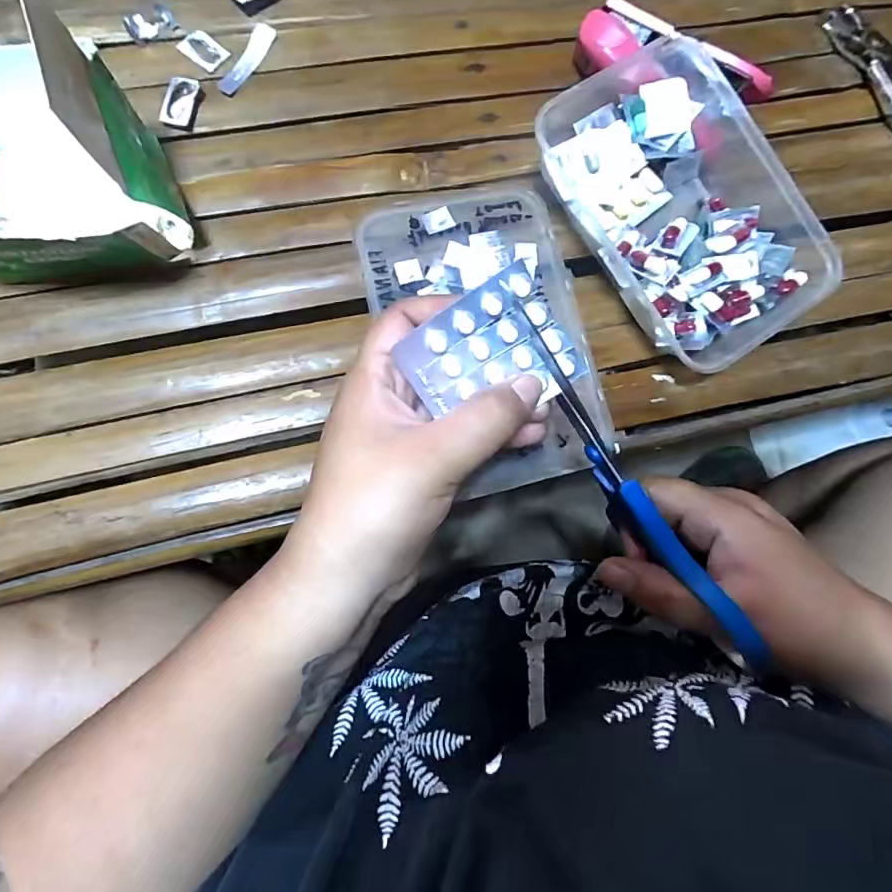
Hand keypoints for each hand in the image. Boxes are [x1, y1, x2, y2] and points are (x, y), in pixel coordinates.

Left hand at [286, 298, 548, 591]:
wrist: (345, 581)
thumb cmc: (376, 504)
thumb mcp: (432, 455)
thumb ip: (485, 417)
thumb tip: (532, 380)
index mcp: (375, 383)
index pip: (401, 324)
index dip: (440, 310)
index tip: (489, 313)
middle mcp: (390, 403)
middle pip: (440, 363)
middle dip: (486, 358)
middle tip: (536, 354)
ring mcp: (408, 439)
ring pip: (457, 404)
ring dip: (498, 400)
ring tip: (546, 398)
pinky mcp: (424, 471)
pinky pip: (463, 440)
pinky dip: (495, 435)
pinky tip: (533, 435)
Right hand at [594, 478, 891, 690]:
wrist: (867, 647)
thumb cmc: (794, 629)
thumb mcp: (716, 617)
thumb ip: (656, 590)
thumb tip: (602, 568)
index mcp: (723, 513)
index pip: (649, 491)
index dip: (631, 524)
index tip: (642, 568)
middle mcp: (732, 501)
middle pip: (662, 504)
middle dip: (650, 545)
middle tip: (669, 590)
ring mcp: (747, 513)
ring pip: (680, 519)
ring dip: (672, 555)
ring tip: (694, 595)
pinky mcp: (755, 531)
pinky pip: (702, 529)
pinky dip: (693, 556)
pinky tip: (713, 589)